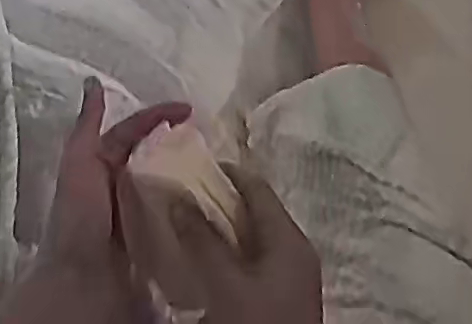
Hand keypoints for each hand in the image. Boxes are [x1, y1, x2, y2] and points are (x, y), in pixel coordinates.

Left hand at [1, 79, 188, 323]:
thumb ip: (87, 124)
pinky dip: (192, 204)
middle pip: (158, 153)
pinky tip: (212, 199)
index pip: (138, 129)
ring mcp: (142, 210)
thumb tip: (93, 82)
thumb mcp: (78, 162)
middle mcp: (125, 183)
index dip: (161, 115)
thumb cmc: (78, 217)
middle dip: (180, 142)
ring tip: (217, 165)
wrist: (82, 283)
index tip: (191, 110)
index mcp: (106, 162)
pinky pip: (178, 214)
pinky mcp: (157, 236)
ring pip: (171, 181)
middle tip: (209, 137)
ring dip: (190, 172)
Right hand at [169, 164, 323, 323]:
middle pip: (252, 211)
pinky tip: (202, 265)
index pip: (255, 185)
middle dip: (215, 203)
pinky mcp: (279, 302)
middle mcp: (294, 251)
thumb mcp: (226, 283)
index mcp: (290, 238)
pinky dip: (226, 256)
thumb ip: (201, 237)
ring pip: (249, 239)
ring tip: (184, 230)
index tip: (187, 169)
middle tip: (180, 200)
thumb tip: (177, 196)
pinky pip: (250, 263)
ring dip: (218, 231)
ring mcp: (289, 279)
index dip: (222, 173)